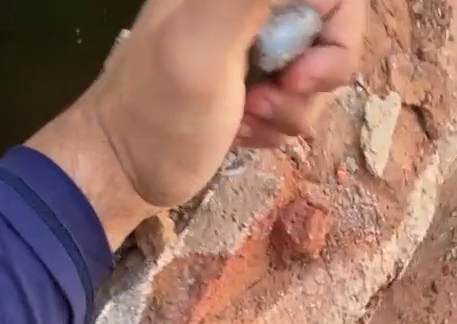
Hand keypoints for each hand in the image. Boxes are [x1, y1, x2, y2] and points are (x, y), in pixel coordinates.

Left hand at [28, 0, 363, 247]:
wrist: (123, 173)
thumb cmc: (157, 117)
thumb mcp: (202, 47)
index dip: (333, 36)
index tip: (299, 76)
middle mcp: (252, 3)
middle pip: (331, 30)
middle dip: (309, 82)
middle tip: (264, 105)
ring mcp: (255, 41)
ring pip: (317, 70)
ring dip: (290, 111)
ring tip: (246, 121)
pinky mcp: (255, 80)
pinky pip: (298, 98)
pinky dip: (277, 124)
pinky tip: (241, 132)